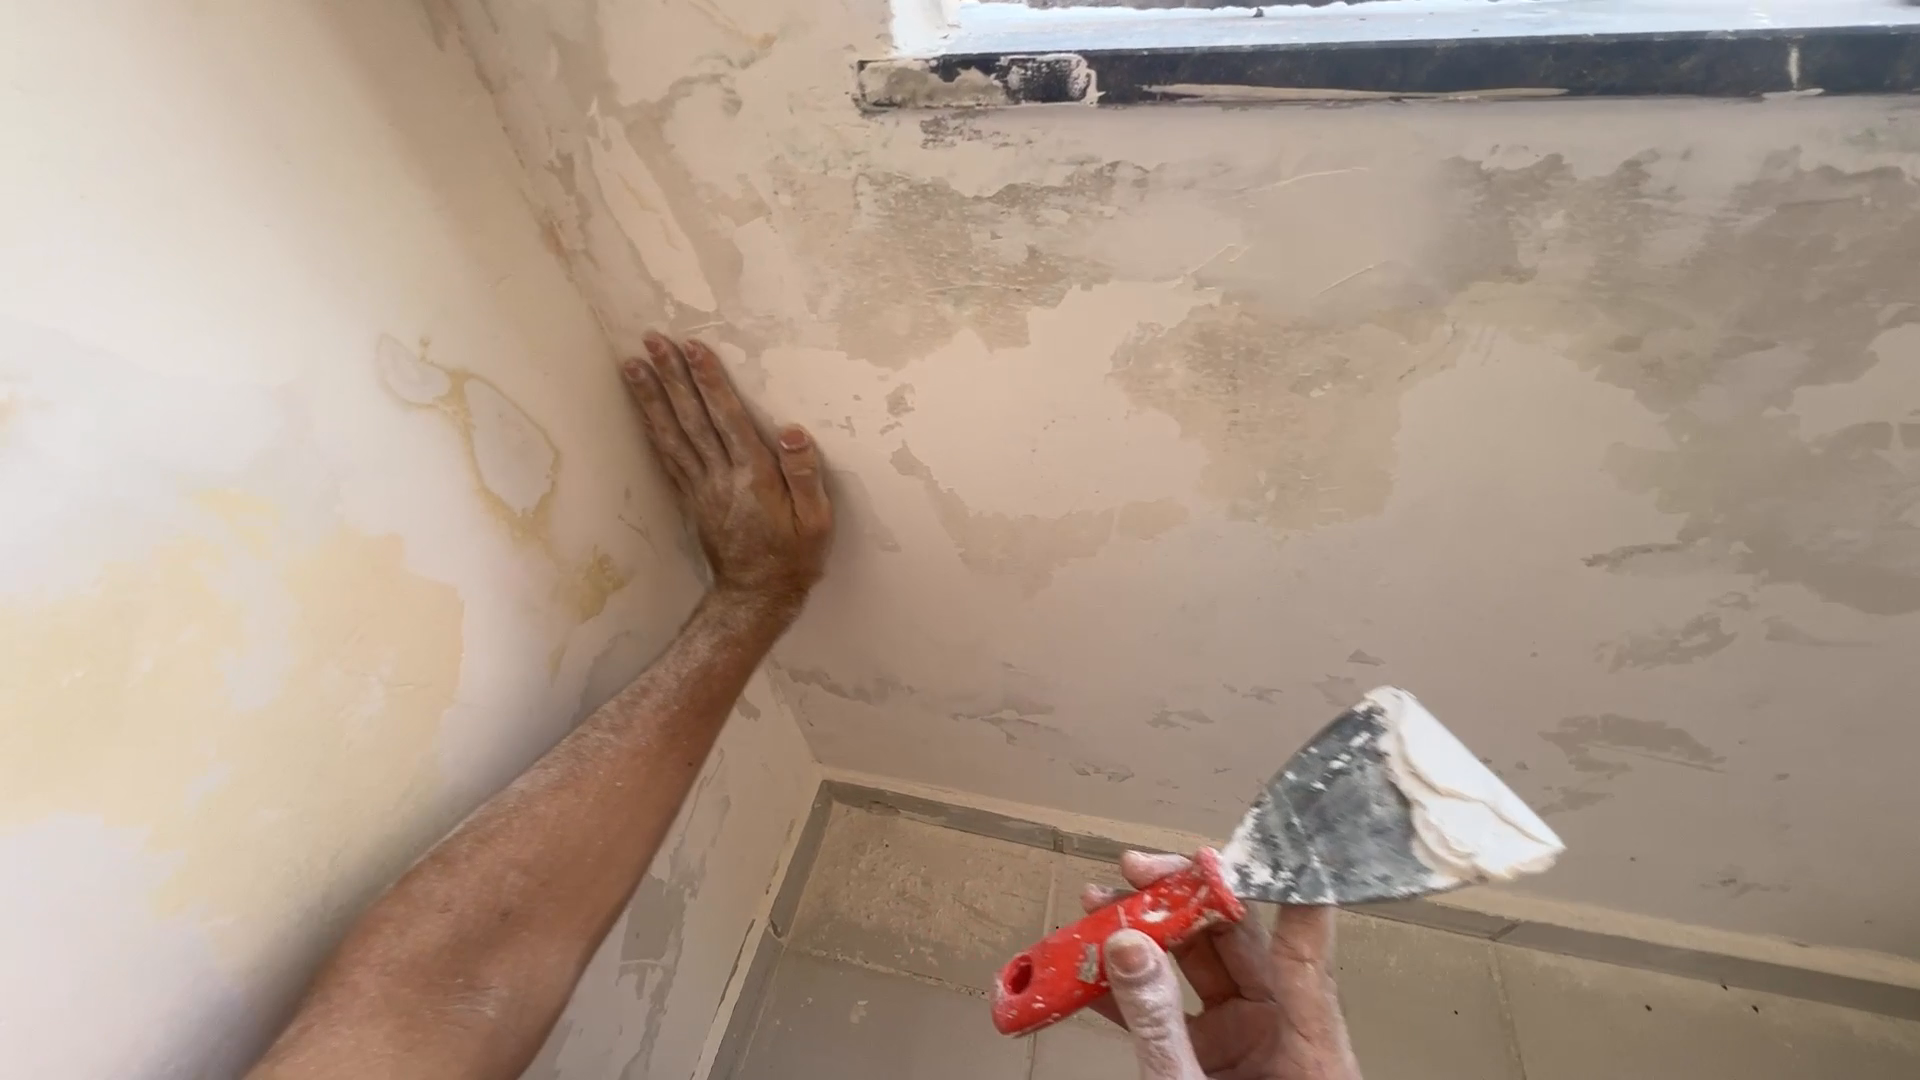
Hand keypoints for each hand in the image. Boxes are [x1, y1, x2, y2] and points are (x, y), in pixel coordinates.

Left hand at [621, 333, 831, 611]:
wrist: (758, 595)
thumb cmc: (795, 556)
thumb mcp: (817, 519)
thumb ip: (804, 474)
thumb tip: (792, 430)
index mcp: (754, 476)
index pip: (728, 419)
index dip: (710, 382)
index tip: (692, 348)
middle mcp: (721, 477)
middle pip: (693, 419)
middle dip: (673, 377)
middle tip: (652, 341)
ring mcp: (702, 488)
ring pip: (672, 435)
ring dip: (652, 398)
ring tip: (632, 365)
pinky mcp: (692, 499)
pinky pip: (667, 458)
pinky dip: (652, 430)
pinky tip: (643, 412)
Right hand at [1091, 853, 1362, 1079]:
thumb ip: (1157, 1024)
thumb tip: (1127, 945)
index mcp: (1307, 1043)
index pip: (1305, 948)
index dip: (1292, 887)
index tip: (1278, 838)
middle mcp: (1279, 1031)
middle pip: (1233, 938)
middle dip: (1176, 898)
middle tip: (1133, 870)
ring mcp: (1243, 1042)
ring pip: (1193, 962)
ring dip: (1143, 930)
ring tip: (1097, 902)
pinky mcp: (1209, 1056)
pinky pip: (1167, 1003)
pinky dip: (1128, 982)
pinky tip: (1090, 964)